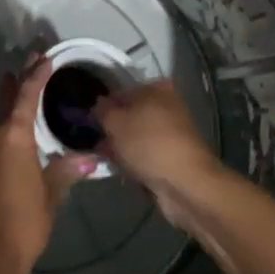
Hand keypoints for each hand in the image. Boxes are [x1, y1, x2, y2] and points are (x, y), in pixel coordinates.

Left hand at [0, 56, 97, 273]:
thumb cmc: (25, 220)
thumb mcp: (51, 194)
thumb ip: (66, 170)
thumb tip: (91, 157)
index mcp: (15, 135)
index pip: (27, 94)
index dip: (37, 74)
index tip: (45, 56)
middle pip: (7, 97)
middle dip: (19, 78)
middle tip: (30, 58)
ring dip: (2, 98)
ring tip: (10, 83)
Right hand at [93, 79, 221, 195]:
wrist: (186, 185)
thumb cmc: (149, 144)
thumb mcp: (116, 122)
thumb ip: (102, 110)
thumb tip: (98, 106)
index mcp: (156, 89)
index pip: (121, 92)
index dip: (102, 107)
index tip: (88, 121)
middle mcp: (167, 106)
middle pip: (130, 115)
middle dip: (112, 128)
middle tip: (94, 141)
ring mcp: (172, 133)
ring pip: (137, 136)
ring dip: (121, 146)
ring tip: (103, 157)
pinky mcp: (173, 157)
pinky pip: (146, 154)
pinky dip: (133, 160)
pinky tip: (119, 169)